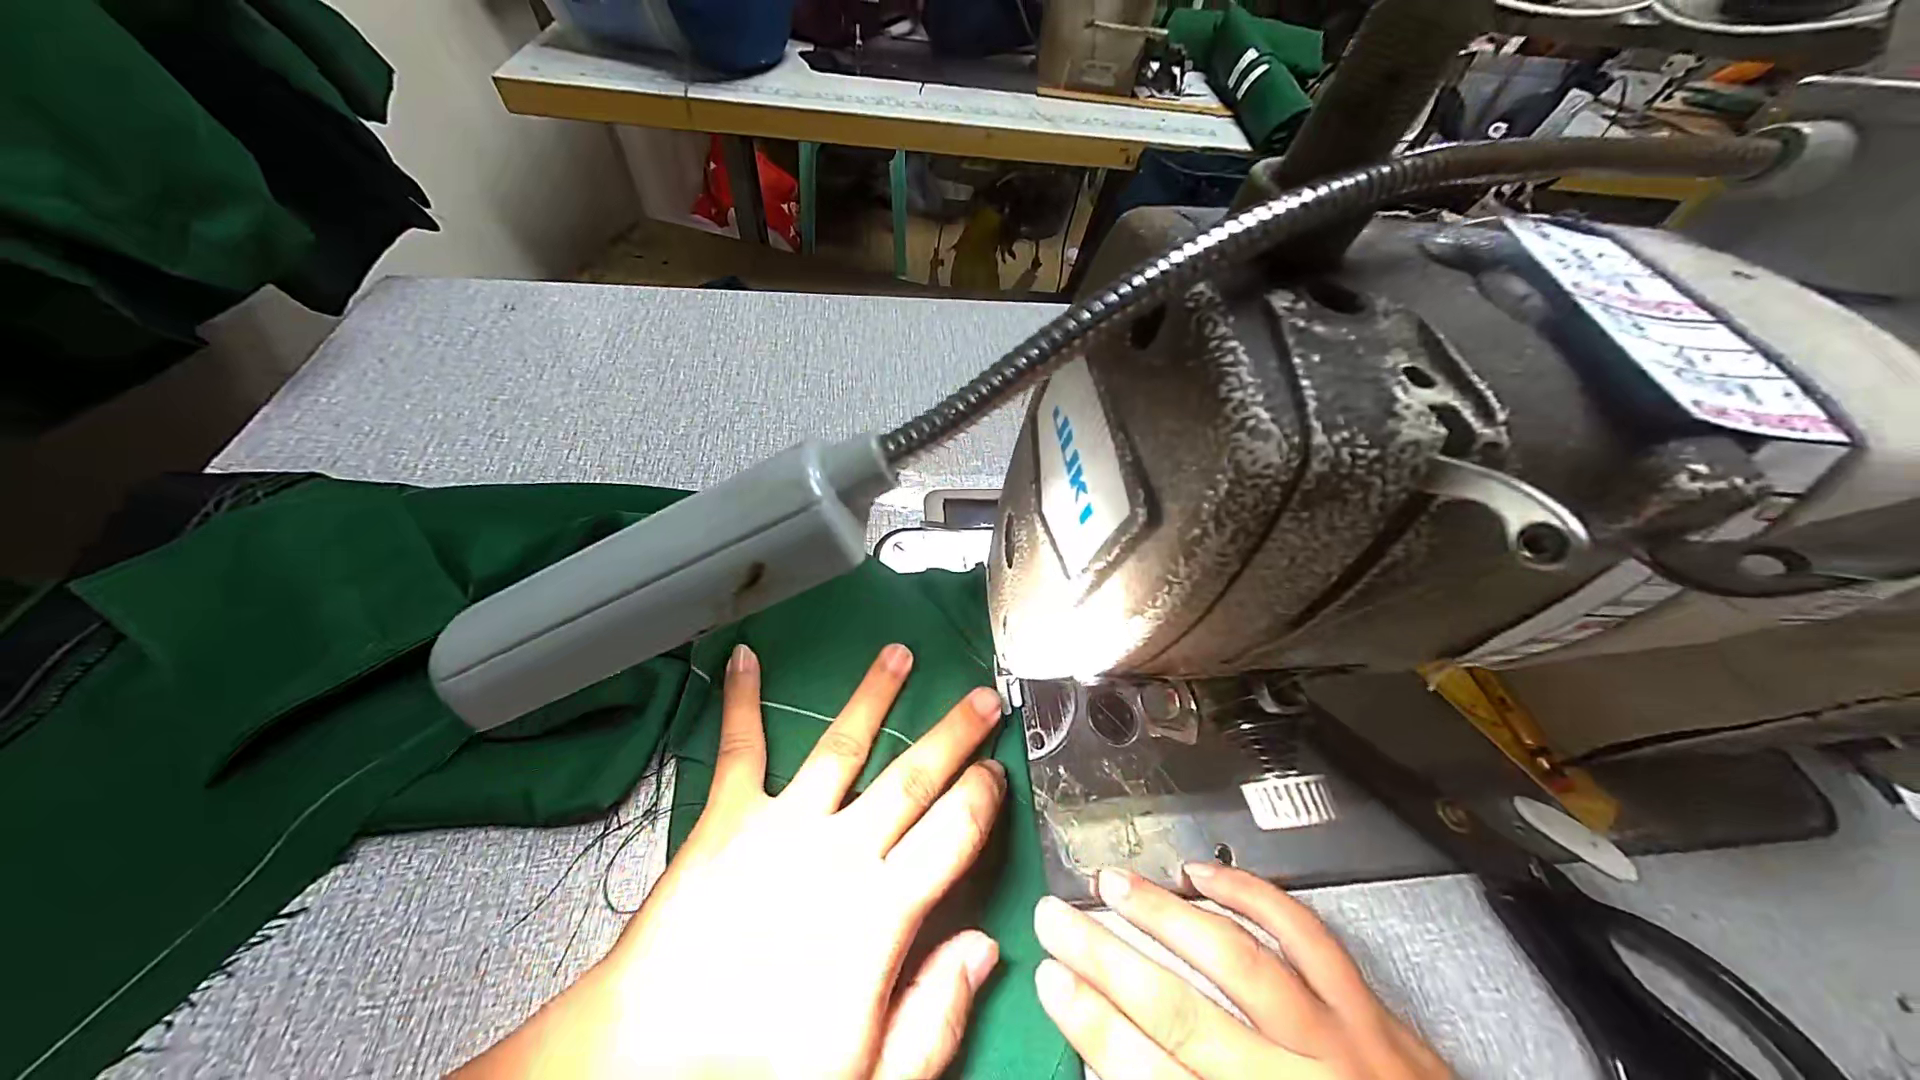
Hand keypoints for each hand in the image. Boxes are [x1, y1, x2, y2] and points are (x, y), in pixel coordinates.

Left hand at [458, 643, 1008, 1079]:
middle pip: (913, 777)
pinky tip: (745, 658)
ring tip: (898, 656)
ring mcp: (782, 826)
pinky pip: (741, 748)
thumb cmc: (757, 1070)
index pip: (953, 835)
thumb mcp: (864, 1076)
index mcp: (880, 912)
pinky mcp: (727, 818)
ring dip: (874, 696)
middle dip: (954, 734)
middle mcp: (839, 853)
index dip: (982, 796)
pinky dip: (742, 701)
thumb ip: (932, 1016)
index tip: (996, 770)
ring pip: (843, 746)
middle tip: (982, 699)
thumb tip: (984, 947)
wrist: (645, 1058)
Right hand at [1032, 863, 1450, 1079]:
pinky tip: (1205, 871)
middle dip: (1106, 956)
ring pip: (1238, 958)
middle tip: (1056, 915)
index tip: (1050, 977)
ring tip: (1116, 881)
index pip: (1154, 1075)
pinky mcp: (1377, 1015)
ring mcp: (1346, 1046)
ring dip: (1167, 913)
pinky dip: (1251, 893)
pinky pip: (1307, 934)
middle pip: (1182, 1012)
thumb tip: (1114, 1057)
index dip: (1093, 1022)